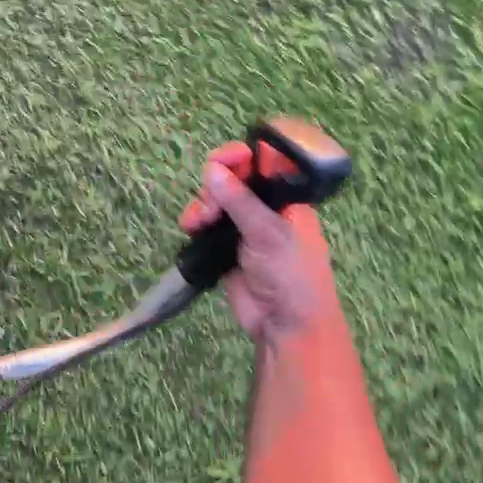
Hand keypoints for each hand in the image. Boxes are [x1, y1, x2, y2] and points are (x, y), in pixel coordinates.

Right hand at [179, 142, 337, 345]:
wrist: (285, 324)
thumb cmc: (291, 274)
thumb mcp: (268, 233)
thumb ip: (240, 200)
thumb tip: (212, 168)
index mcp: (288, 200)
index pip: (265, 162)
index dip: (242, 157)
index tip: (222, 161)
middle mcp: (267, 208)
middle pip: (233, 178)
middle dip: (215, 185)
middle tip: (211, 205)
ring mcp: (246, 227)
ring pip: (216, 200)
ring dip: (202, 205)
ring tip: (197, 223)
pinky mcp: (226, 245)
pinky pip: (206, 222)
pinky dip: (196, 222)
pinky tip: (191, 229)